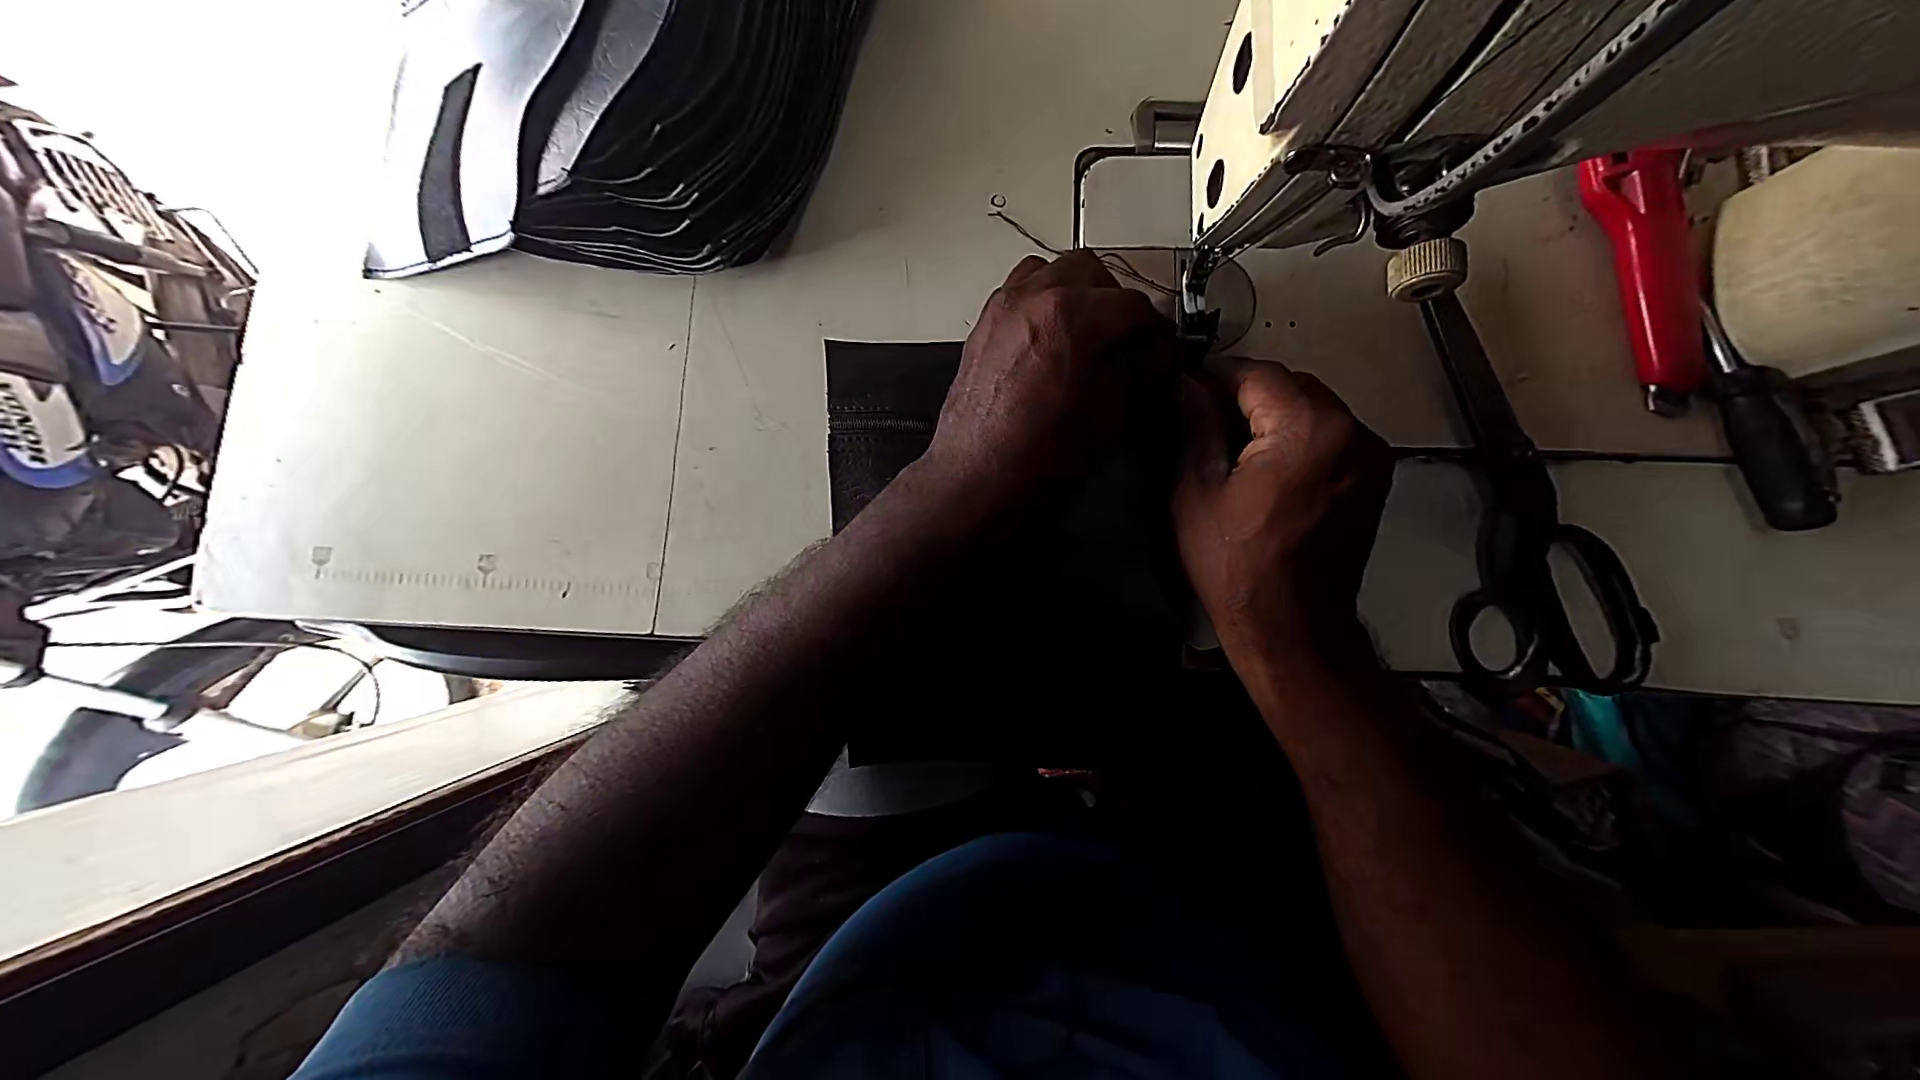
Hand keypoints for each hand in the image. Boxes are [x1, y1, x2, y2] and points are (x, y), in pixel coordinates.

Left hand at [924, 251, 1172, 515]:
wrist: (977, 474)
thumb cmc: (1030, 456)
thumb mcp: (1106, 416)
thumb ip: (1135, 374)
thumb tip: (1148, 358)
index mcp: (1068, 317)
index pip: (1132, 305)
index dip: (1156, 331)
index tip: (1160, 349)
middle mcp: (1031, 300)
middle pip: (1091, 270)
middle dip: (1116, 300)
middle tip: (1128, 335)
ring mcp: (1002, 309)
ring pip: (1051, 270)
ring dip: (1077, 290)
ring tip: (1090, 327)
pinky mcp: (984, 325)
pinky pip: (1020, 291)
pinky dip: (1043, 300)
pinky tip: (1053, 334)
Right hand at [1173, 359, 1392, 668]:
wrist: (1290, 625)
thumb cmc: (1237, 567)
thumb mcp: (1197, 492)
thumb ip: (1196, 427)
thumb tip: (1188, 386)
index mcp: (1307, 430)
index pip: (1258, 374)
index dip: (1215, 374)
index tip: (1187, 383)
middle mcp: (1351, 432)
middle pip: (1291, 385)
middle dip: (1245, 394)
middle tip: (1202, 414)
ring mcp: (1369, 455)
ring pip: (1313, 407)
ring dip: (1272, 414)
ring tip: (1230, 442)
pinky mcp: (1373, 477)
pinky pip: (1331, 435)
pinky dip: (1297, 436)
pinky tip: (1264, 464)